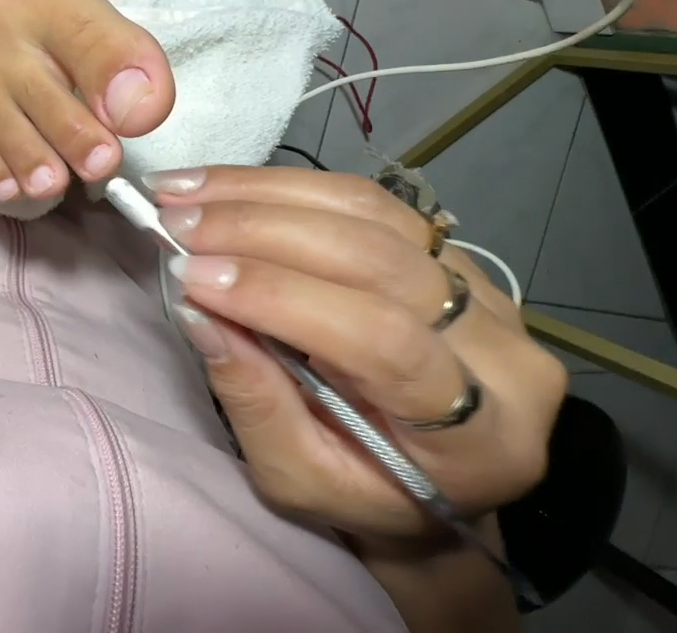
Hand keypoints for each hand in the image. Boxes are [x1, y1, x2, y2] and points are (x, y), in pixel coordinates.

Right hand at [145, 166, 566, 542]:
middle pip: (376, 260)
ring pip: (369, 212)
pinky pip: (364, 200)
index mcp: (480, 437)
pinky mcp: (449, 250)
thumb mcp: (296, 479)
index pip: (383, 341)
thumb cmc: (363, 492)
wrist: (431, 472)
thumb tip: (198, 311)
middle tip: (175, 223)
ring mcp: (483, 289)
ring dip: (261, 193)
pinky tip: (220, 185)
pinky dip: (281, 185)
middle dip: (259, 232)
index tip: (193, 276)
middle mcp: (501, 351)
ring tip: (182, 191)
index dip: (281, 297)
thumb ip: (254, 401)